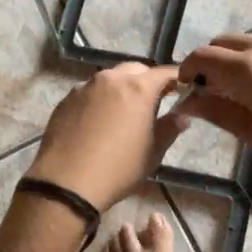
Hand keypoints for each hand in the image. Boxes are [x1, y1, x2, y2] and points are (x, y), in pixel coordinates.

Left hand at [27, 63, 186, 210]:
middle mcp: (110, 79)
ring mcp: (85, 86)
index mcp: (137, 88)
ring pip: (109, 78)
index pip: (163, 73)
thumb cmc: (118, 168)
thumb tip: (182, 116)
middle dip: (147, 80)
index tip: (184, 87)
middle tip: (155, 101)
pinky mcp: (66, 99)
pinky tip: (98, 120)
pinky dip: (100, 98)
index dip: (177, 79)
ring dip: (122, 88)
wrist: (67, 180)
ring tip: (125, 111)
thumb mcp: (152, 152)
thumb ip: (169, 129)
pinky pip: (90, 91)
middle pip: (135, 70)